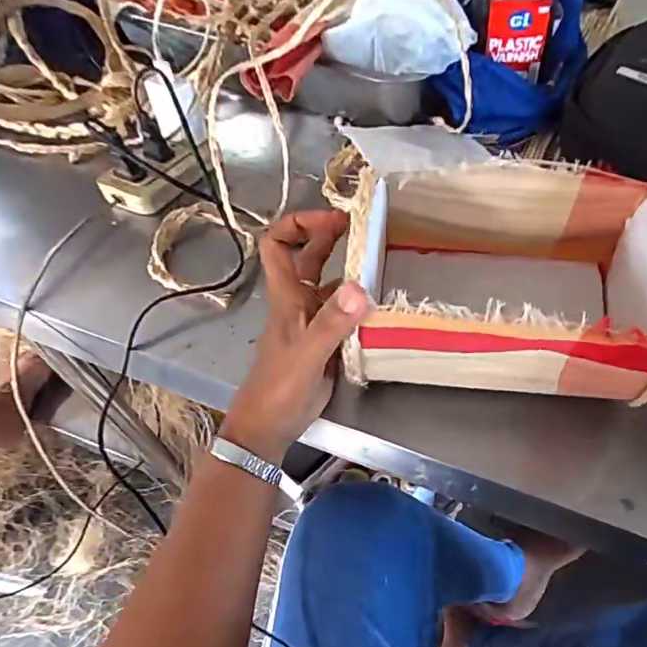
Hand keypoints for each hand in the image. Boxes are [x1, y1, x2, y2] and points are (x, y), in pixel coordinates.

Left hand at [221, 209, 371, 462]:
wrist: (268, 427)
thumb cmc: (278, 389)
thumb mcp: (307, 355)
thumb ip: (331, 324)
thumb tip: (359, 287)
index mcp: (286, 298)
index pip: (278, 244)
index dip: (299, 224)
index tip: (333, 220)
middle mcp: (297, 304)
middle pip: (306, 258)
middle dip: (328, 237)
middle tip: (360, 227)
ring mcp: (311, 324)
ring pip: (327, 286)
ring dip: (347, 270)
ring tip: (378, 261)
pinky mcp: (325, 344)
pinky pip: (342, 315)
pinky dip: (358, 305)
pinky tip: (379, 307)